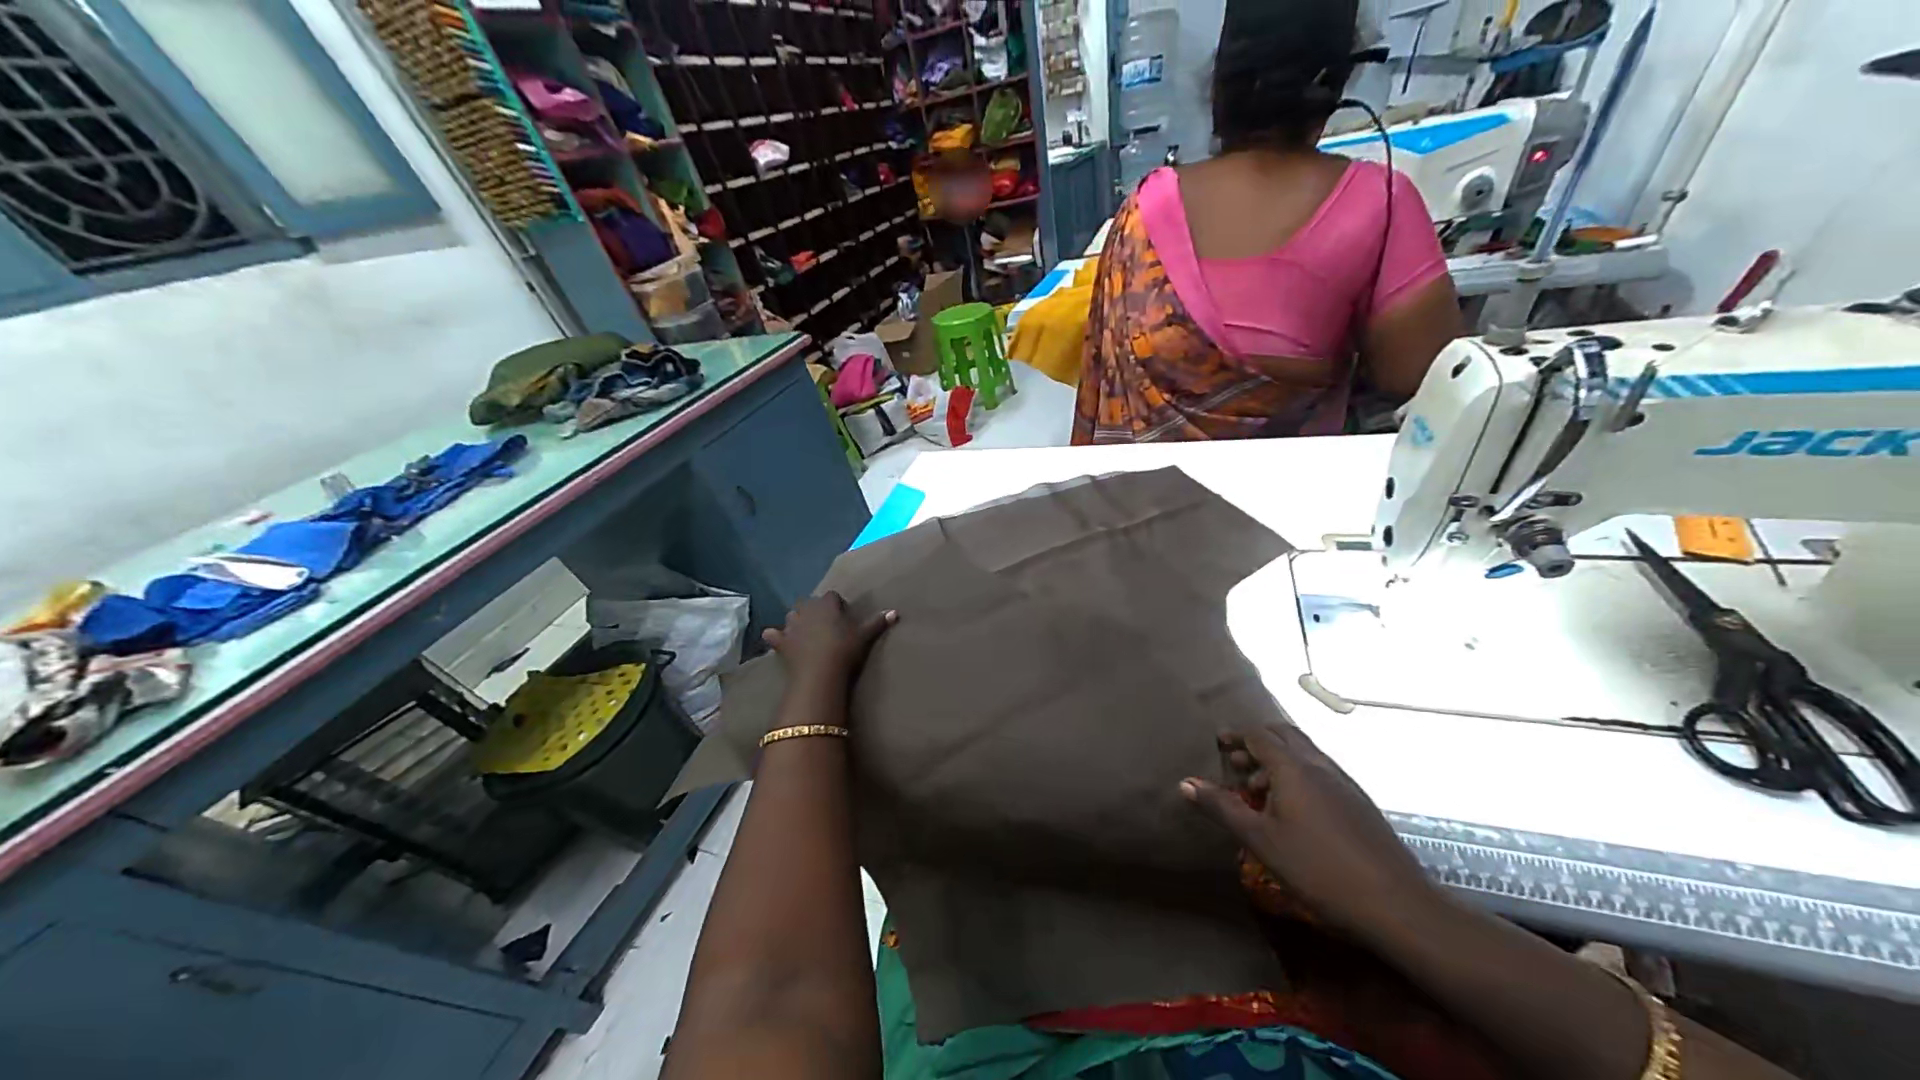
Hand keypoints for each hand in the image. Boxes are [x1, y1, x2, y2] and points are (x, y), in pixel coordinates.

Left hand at [763, 592, 895, 691]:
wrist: (820, 673)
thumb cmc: (844, 650)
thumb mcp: (864, 636)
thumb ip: (877, 622)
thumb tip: (895, 612)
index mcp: (826, 605)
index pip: (831, 596)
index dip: (837, 604)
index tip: (843, 615)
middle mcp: (806, 610)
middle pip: (808, 602)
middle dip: (814, 609)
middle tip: (825, 623)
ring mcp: (791, 626)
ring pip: (791, 615)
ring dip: (796, 620)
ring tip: (804, 630)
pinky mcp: (780, 642)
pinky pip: (772, 635)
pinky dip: (774, 636)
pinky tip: (776, 639)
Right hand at [1181, 724, 1442, 939]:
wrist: (1397, 905)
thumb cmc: (1318, 869)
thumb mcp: (1260, 840)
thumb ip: (1222, 808)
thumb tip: (1185, 782)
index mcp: (1295, 768)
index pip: (1260, 735)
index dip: (1237, 735)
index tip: (1218, 742)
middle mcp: (1321, 766)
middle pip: (1286, 736)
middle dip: (1258, 741)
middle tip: (1236, 760)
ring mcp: (1346, 784)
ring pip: (1306, 755)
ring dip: (1279, 760)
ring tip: (1258, 789)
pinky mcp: (1360, 804)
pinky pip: (1322, 773)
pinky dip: (1299, 776)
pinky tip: (1293, 810)